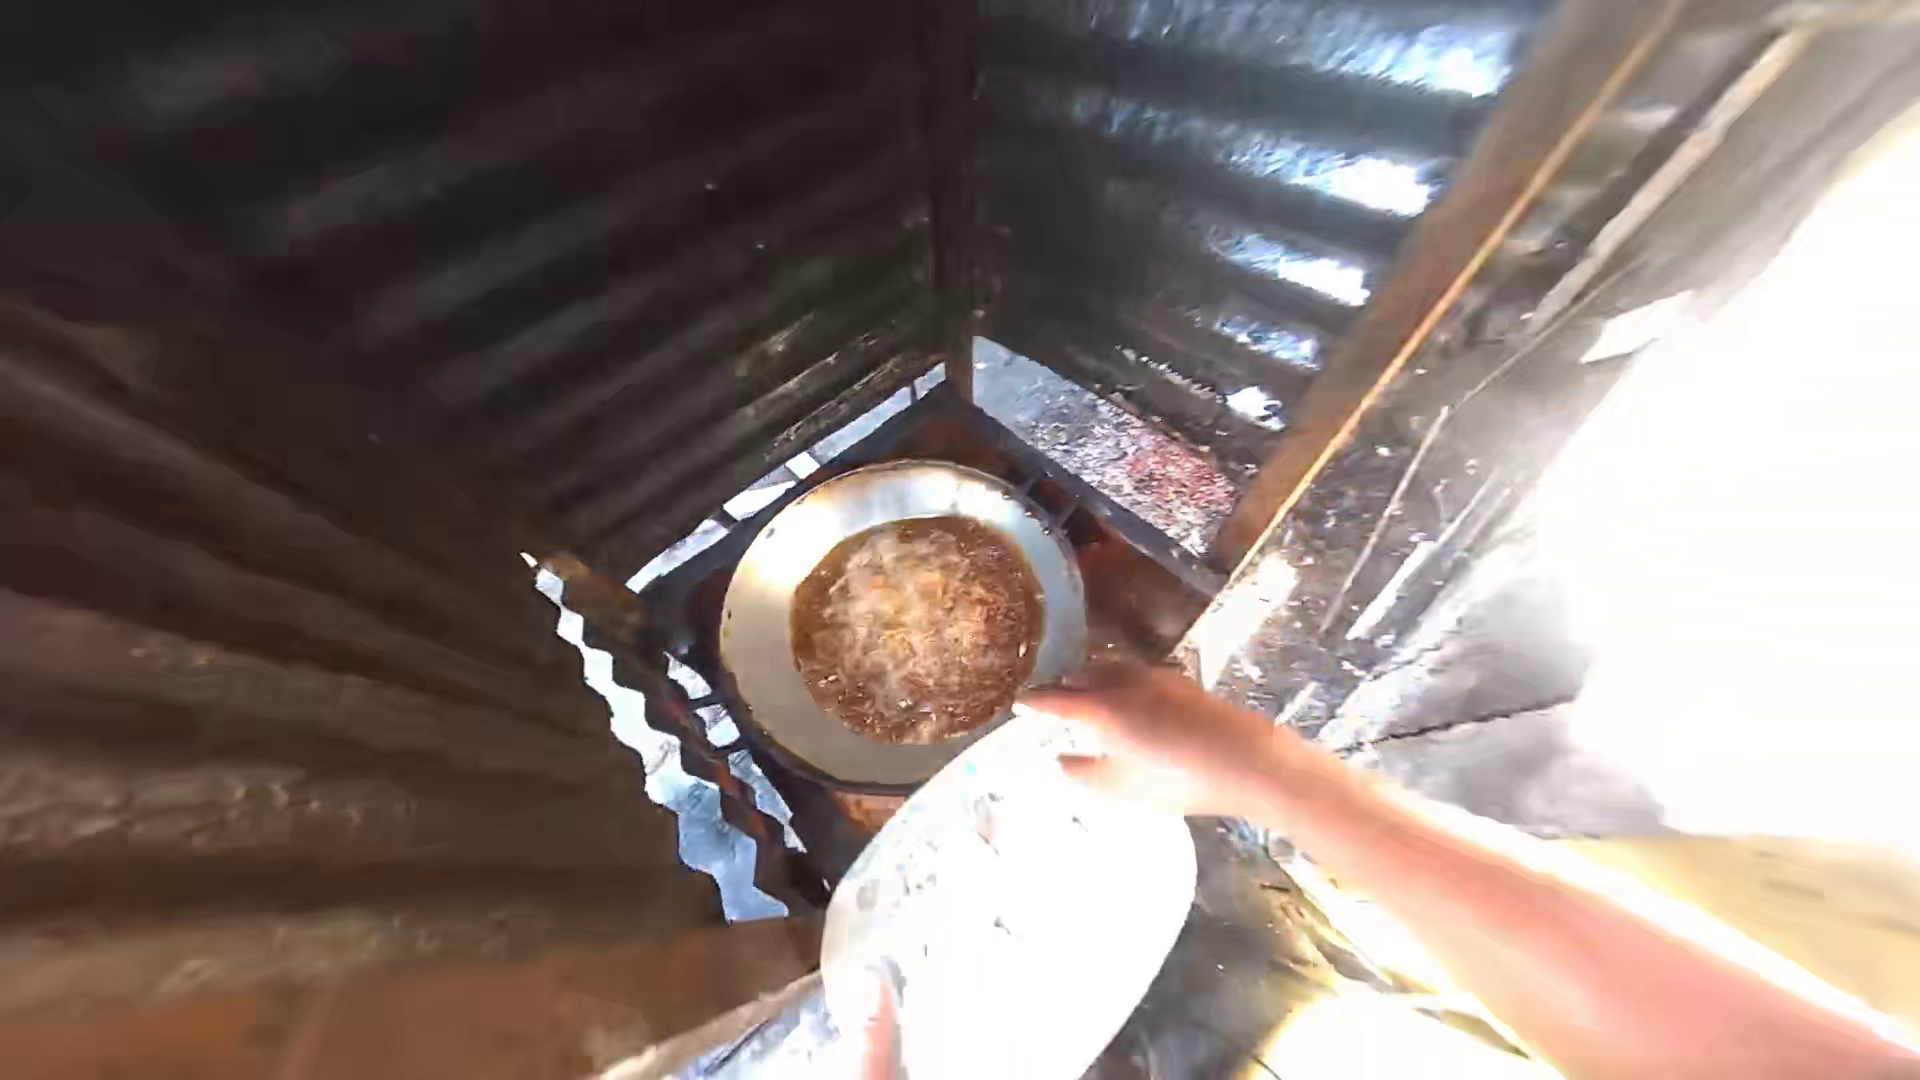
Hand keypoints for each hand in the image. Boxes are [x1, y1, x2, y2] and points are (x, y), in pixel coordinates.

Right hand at [1019, 662, 1298, 818]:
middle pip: (1079, 676)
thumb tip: (1062, 759)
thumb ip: (1085, 773)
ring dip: (1089, 679)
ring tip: (1087, 697)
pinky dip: (1116, 680)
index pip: (1054, 699)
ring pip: (1106, 668)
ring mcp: (1150, 675)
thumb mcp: (1124, 788)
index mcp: (1101, 709)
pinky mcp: (1175, 678)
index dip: (1033, 700)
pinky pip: (1131, 672)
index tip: (1018, 702)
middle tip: (1051, 703)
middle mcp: (1120, 682)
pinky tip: (1129, 699)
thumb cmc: (1180, 779)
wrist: (1248, 759)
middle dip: (1061, 687)